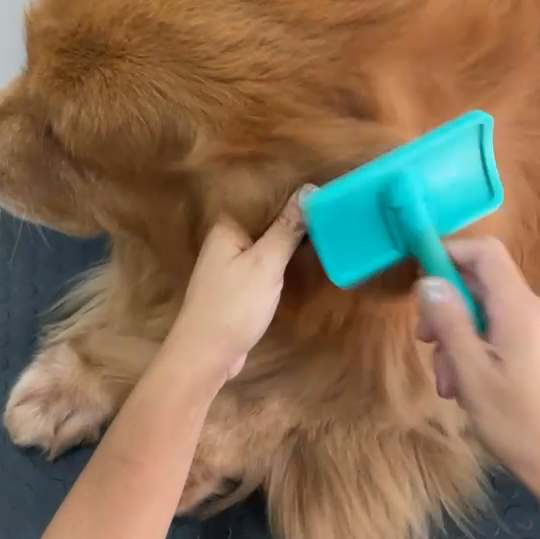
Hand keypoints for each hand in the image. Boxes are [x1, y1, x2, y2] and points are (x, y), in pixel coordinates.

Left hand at [166, 188, 310, 379]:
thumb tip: (309, 190)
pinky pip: (265, 261)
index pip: (262, 195)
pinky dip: (283, 258)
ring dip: (290, 236)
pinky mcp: (239, 285)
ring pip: (267, 241)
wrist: (207, 354)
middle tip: (332, 203)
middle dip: (294, 213)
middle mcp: (226, 239)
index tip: (322, 184)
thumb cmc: (233, 305)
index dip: (290, 189)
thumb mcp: (266, 264)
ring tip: (326, 222)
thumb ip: (286, 228)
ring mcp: (231, 263)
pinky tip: (305, 254)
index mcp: (227, 226)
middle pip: (265, 218)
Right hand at [414, 237, 539, 509]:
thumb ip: (449, 321)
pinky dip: (474, 350)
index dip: (448, 253)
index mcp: (520, 308)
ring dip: (456, 338)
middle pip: (479, 283)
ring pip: (484, 312)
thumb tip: (429, 280)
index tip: (418, 281)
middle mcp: (534, 310)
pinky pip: (498, 332)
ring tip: (448, 383)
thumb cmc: (517, 421)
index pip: (484, 252)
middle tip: (426, 345)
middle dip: (445, 309)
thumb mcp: (471, 372)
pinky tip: (466, 388)